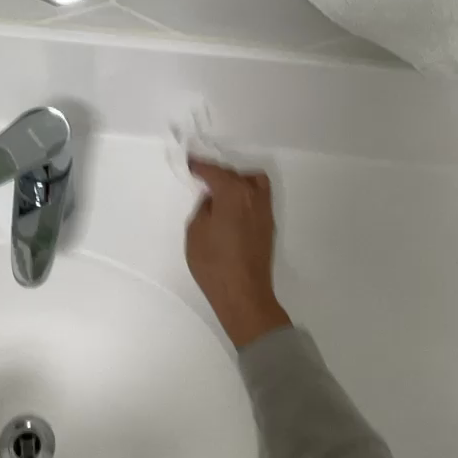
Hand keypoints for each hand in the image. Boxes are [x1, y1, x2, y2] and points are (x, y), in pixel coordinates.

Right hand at [186, 158, 291, 346]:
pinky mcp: (268, 227)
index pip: (215, 171)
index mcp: (233, 193)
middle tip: (202, 178)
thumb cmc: (214, 263)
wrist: (244, 295)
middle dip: (218, 173)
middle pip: (236, 174)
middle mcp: (253, 197)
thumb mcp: (196, 231)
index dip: (200, 165)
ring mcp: (264, 212)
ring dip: (237, 182)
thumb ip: (204, 208)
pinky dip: (245, 195)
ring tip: (220, 192)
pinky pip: (258, 198)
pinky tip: (231, 208)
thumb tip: (213, 200)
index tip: (189, 162)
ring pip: (254, 183)